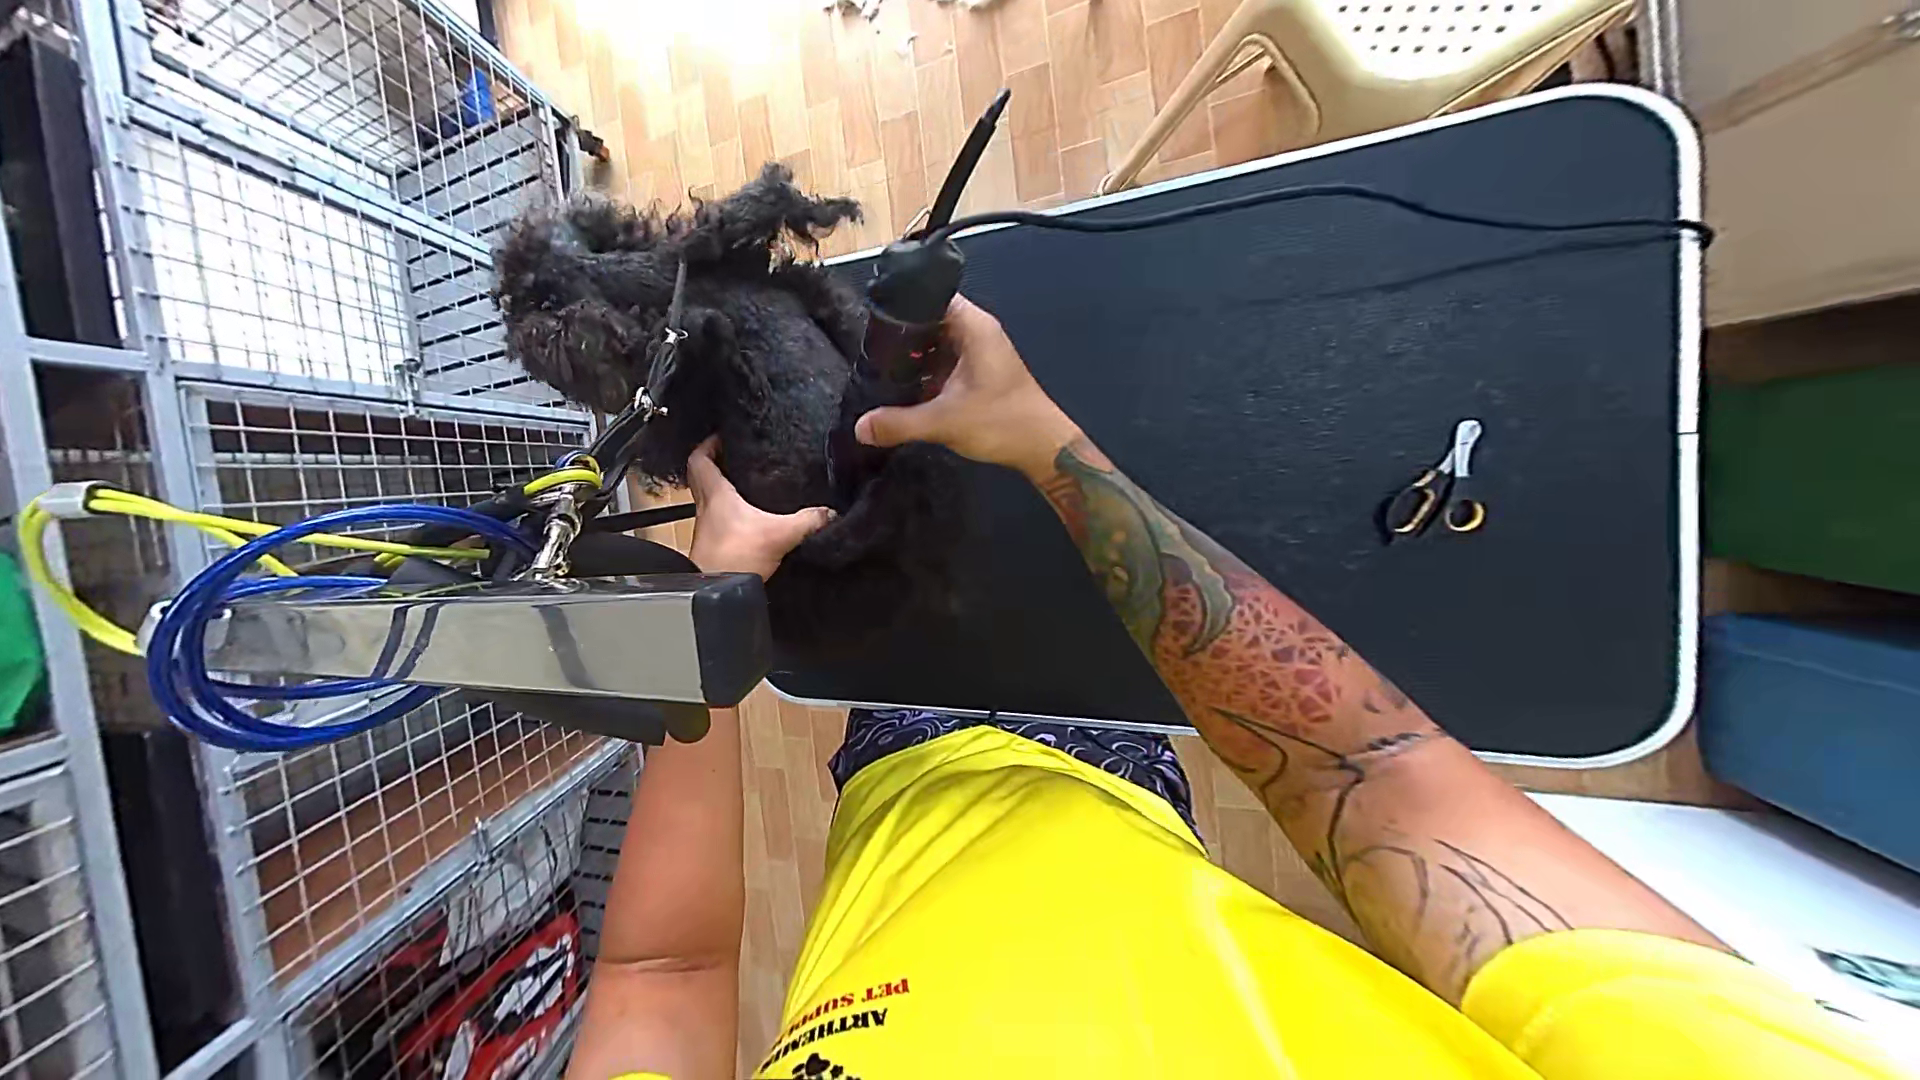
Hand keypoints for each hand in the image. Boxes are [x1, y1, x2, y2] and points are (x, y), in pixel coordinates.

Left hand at [686, 436, 833, 577]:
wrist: (714, 593)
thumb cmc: (734, 559)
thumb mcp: (779, 534)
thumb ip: (808, 520)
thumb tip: (830, 513)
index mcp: (716, 495)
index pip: (700, 459)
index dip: (709, 444)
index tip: (724, 437)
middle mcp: (707, 509)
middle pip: (701, 476)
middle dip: (716, 463)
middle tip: (736, 456)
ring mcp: (708, 529)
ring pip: (708, 499)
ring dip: (722, 489)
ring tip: (747, 484)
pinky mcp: (714, 546)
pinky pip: (720, 521)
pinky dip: (732, 515)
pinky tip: (753, 520)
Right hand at [854, 295, 1081, 479]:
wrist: (1042, 447)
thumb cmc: (1003, 423)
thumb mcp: (944, 421)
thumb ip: (899, 423)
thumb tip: (861, 427)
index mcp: (973, 326)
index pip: (928, 298)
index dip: (900, 309)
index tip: (874, 328)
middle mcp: (977, 333)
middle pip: (929, 322)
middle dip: (902, 340)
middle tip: (873, 356)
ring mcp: (979, 354)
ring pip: (936, 346)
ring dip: (914, 361)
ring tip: (885, 374)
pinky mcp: (980, 375)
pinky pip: (945, 365)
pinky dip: (928, 375)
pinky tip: (909, 392)